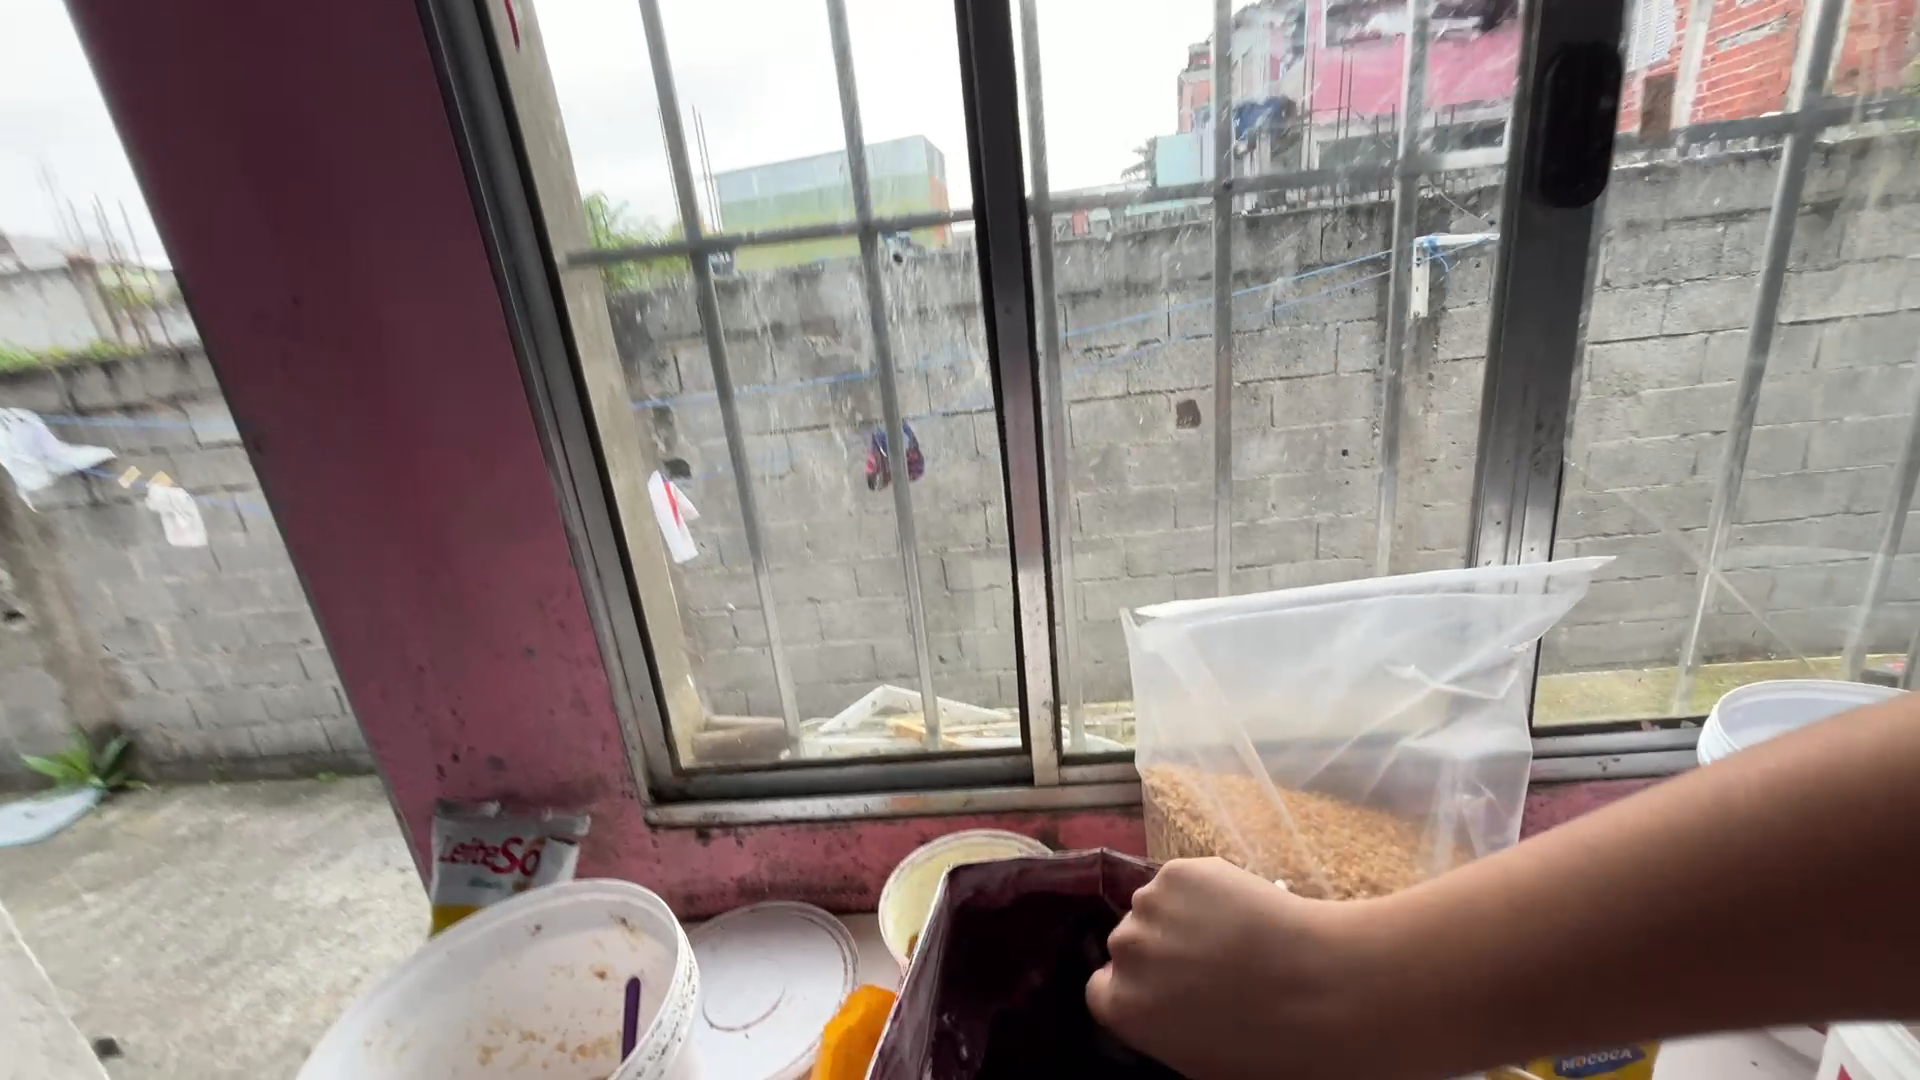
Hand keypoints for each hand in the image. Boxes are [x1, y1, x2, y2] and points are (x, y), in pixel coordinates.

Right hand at [1086, 857, 1379, 1079]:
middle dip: (1156, 948)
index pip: (1102, 988)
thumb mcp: (1201, 1060)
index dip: (1133, 986)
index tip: (1163, 988)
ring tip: (1229, 934)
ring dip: (1177, 915)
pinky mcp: (1179, 870)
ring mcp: (1149, 903)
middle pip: (1127, 941)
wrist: (1324, 991)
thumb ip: (1162, 1026)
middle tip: (1203, 961)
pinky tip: (1240, 910)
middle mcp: (1125, 949)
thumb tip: (1165, 1006)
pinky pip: (1180, 880)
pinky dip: (1202, 890)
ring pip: (1153, 905)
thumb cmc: (1270, 1049)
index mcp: (1124, 1006)